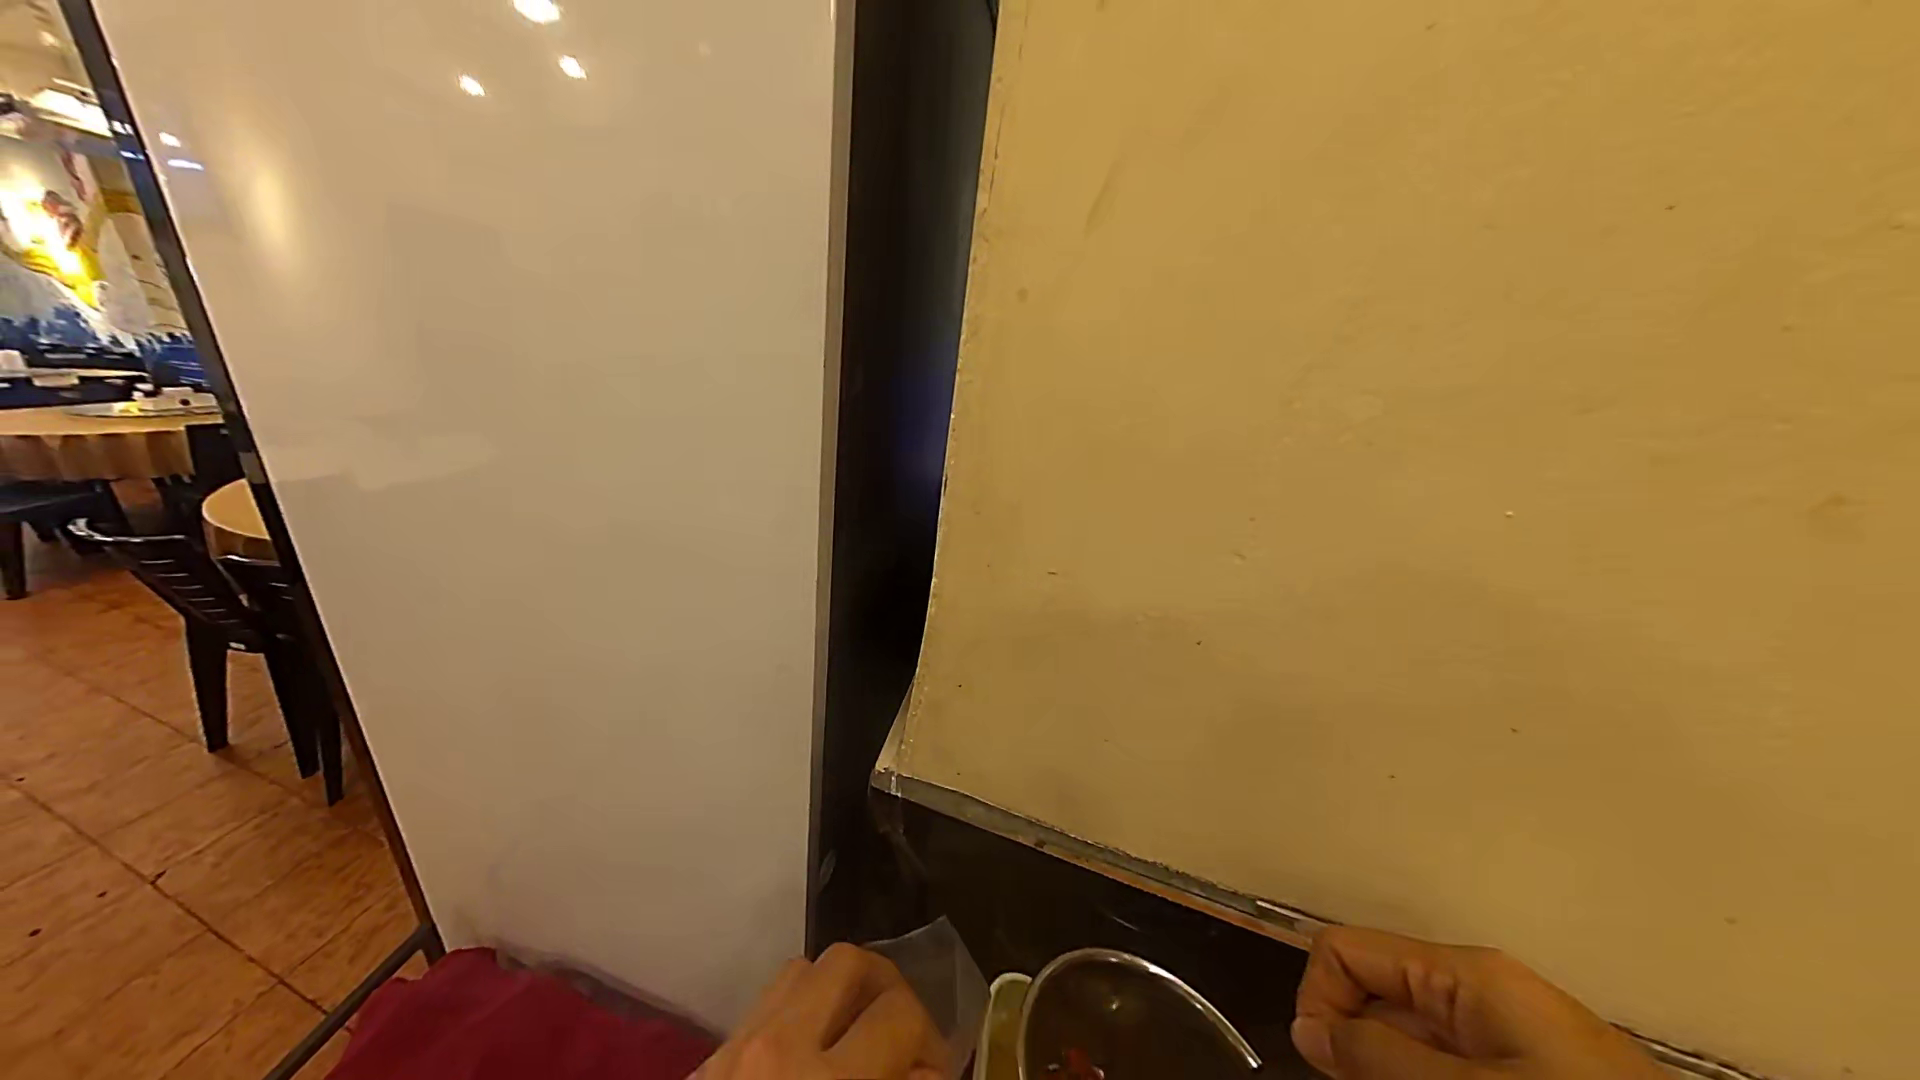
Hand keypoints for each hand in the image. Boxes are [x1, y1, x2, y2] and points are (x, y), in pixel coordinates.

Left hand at [695, 943, 947, 1079]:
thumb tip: (929, 1066)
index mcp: (825, 1079)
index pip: (899, 1015)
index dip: (931, 1040)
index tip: (934, 1068)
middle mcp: (776, 1048)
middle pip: (847, 962)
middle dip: (885, 988)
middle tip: (899, 1031)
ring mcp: (733, 1048)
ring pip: (801, 969)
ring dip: (836, 992)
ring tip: (853, 1033)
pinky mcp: (707, 1062)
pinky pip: (763, 1005)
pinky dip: (795, 1012)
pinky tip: (807, 1050)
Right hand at [1290, 928, 1667, 1079]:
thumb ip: (1381, 1057)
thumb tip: (1304, 1031)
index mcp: (1463, 973)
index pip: (1346, 951)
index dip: (1321, 1000)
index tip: (1328, 1067)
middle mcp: (1478, 991)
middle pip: (1375, 995)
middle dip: (1358, 1048)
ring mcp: (1507, 1037)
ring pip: (1409, 1038)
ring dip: (1390, 1071)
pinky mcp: (1528, 1071)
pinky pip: (1449, 1064)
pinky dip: (1425, 1078)